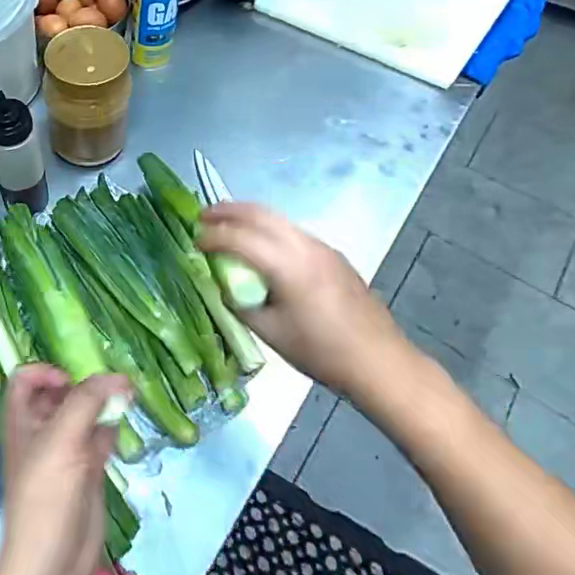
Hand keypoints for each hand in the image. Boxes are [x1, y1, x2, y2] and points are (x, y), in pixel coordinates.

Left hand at [0, 367, 132, 574]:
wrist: (51, 561)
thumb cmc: (44, 496)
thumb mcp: (62, 440)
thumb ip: (87, 403)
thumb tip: (118, 377)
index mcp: (21, 419)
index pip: (26, 378)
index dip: (46, 371)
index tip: (73, 378)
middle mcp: (41, 430)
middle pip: (60, 394)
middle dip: (84, 385)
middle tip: (114, 381)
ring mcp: (64, 452)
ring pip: (83, 416)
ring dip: (102, 404)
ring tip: (127, 394)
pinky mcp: (85, 472)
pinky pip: (98, 439)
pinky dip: (111, 428)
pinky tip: (124, 424)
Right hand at [198, 202, 412, 400]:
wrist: (381, 363)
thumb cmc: (321, 352)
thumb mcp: (270, 332)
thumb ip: (239, 302)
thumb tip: (221, 284)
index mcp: (287, 265)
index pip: (239, 238)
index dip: (212, 237)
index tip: (194, 242)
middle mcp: (305, 247)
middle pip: (260, 214)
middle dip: (228, 210)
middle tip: (203, 215)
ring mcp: (322, 248)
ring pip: (279, 219)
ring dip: (249, 216)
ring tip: (227, 223)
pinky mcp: (333, 256)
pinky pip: (293, 231)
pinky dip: (269, 228)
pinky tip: (261, 244)